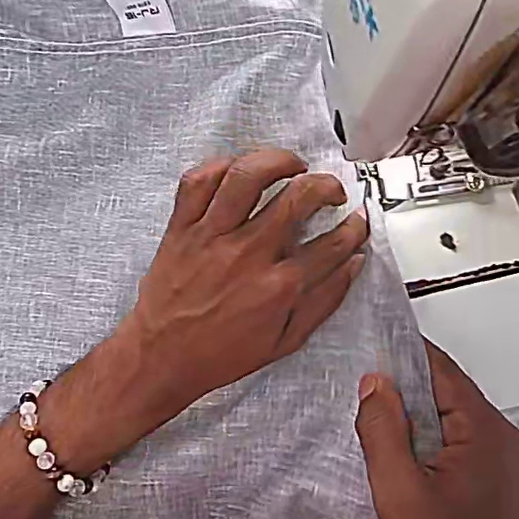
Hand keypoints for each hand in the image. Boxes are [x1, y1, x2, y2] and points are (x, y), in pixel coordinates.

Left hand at [106, 148, 369, 427]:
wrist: (162, 357)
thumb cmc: (219, 353)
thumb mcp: (285, 341)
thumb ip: (324, 301)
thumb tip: (352, 266)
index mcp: (278, 286)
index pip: (332, 243)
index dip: (353, 228)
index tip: (356, 221)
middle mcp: (248, 254)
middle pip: (298, 197)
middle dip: (326, 185)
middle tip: (330, 190)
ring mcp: (212, 237)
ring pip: (247, 176)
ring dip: (277, 161)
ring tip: (291, 165)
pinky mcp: (182, 229)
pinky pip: (198, 182)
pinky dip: (219, 166)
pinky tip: (237, 172)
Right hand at [357, 341, 518, 518]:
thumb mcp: (399, 493)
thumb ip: (383, 429)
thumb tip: (376, 381)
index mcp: (487, 432)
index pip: (442, 370)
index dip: (403, 355)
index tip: (366, 346)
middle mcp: (505, 439)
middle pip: (448, 392)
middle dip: (405, 389)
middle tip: (361, 392)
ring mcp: (507, 463)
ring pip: (451, 419)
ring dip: (415, 418)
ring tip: (376, 423)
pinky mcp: (499, 484)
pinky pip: (459, 443)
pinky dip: (429, 440)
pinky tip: (403, 457)